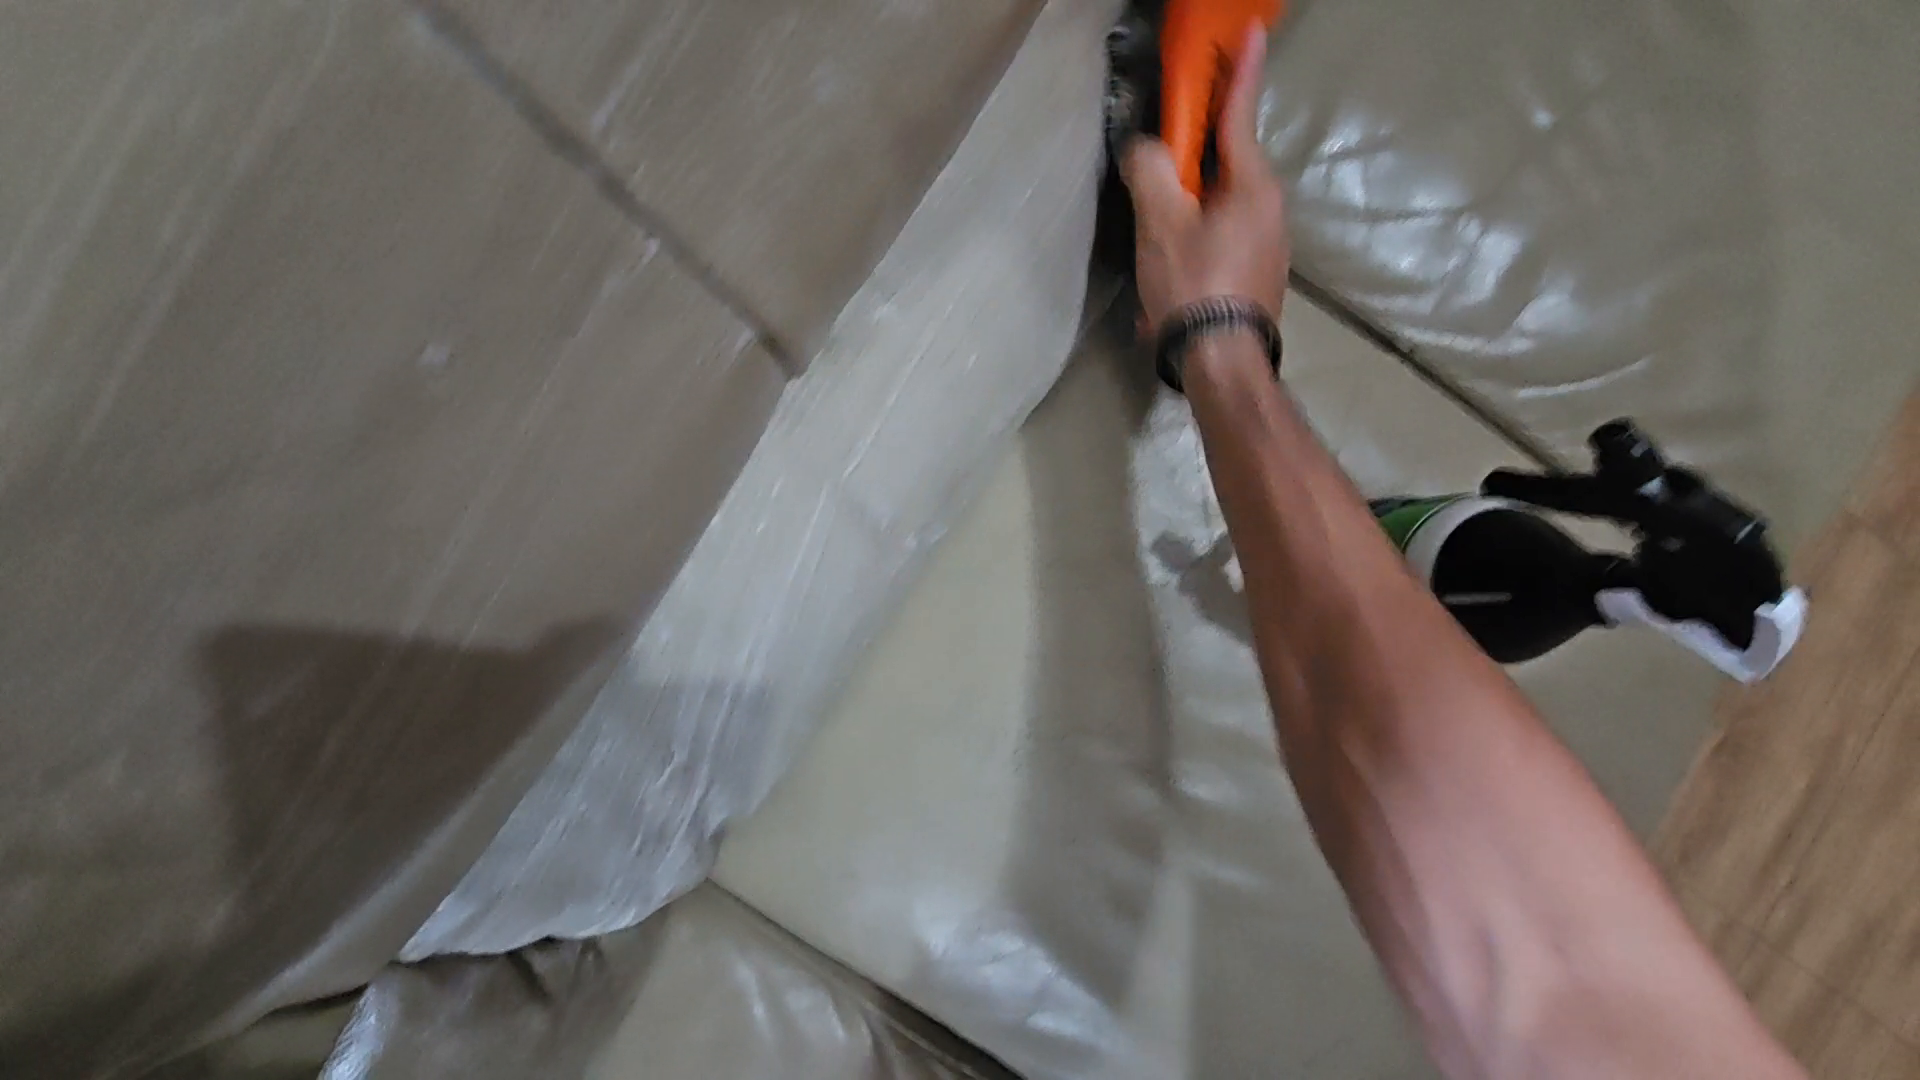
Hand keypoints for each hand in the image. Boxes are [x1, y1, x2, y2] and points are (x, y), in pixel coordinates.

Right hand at [1121, 22, 1288, 338]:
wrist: (1222, 361)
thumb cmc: (1193, 285)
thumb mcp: (1159, 225)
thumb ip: (1150, 173)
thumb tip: (1145, 151)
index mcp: (1251, 185)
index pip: (1239, 116)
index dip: (1239, 73)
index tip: (1250, 33)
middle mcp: (1271, 209)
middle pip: (1225, 169)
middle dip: (1194, 166)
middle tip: (1162, 176)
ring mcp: (1270, 246)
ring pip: (1222, 211)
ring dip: (1190, 217)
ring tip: (1160, 251)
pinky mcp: (1261, 277)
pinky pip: (1224, 243)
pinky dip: (1198, 247)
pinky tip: (1174, 280)